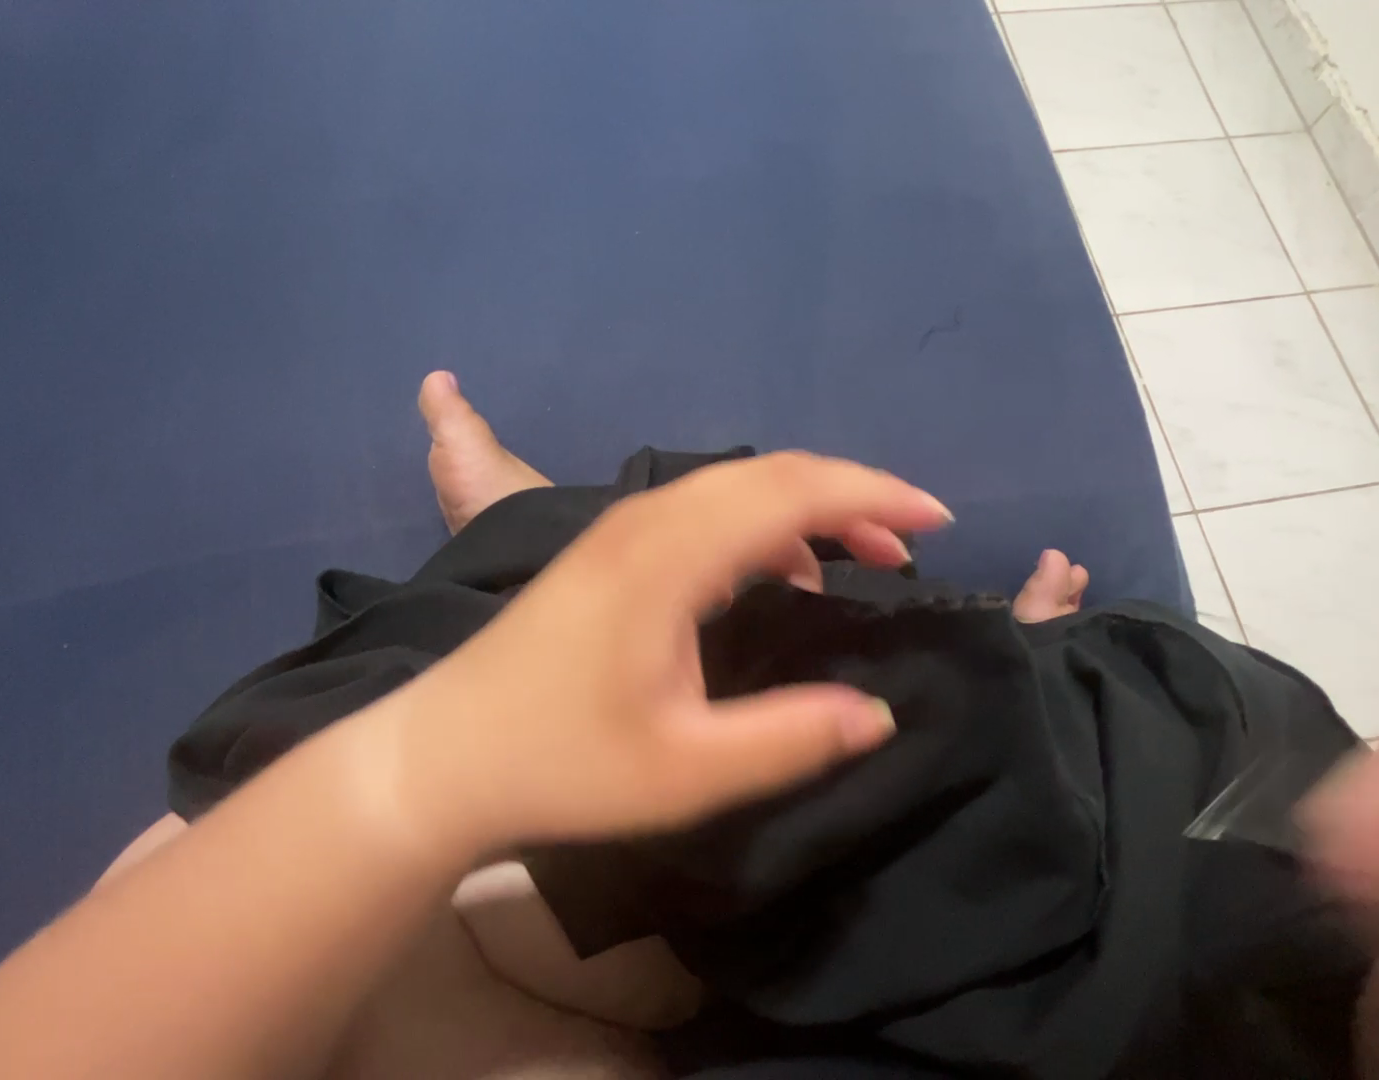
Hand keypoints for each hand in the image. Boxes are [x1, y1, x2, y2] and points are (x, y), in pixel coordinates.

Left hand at [375, 451, 951, 850]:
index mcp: (669, 555)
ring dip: (809, 511)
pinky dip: (766, 531)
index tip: (936, 521)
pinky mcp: (612, 550)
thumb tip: (880, 714)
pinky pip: (709, 513)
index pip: (793, 491)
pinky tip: (782, 579)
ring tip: (863, 561)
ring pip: (739, 488)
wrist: (442, 758)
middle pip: (771, 475)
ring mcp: (624, 530)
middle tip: (910, 546)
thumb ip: (791, 739)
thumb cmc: (560, 764)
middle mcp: (648, 520)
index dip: (874, 497)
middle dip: (853, 497)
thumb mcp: (688, 772)